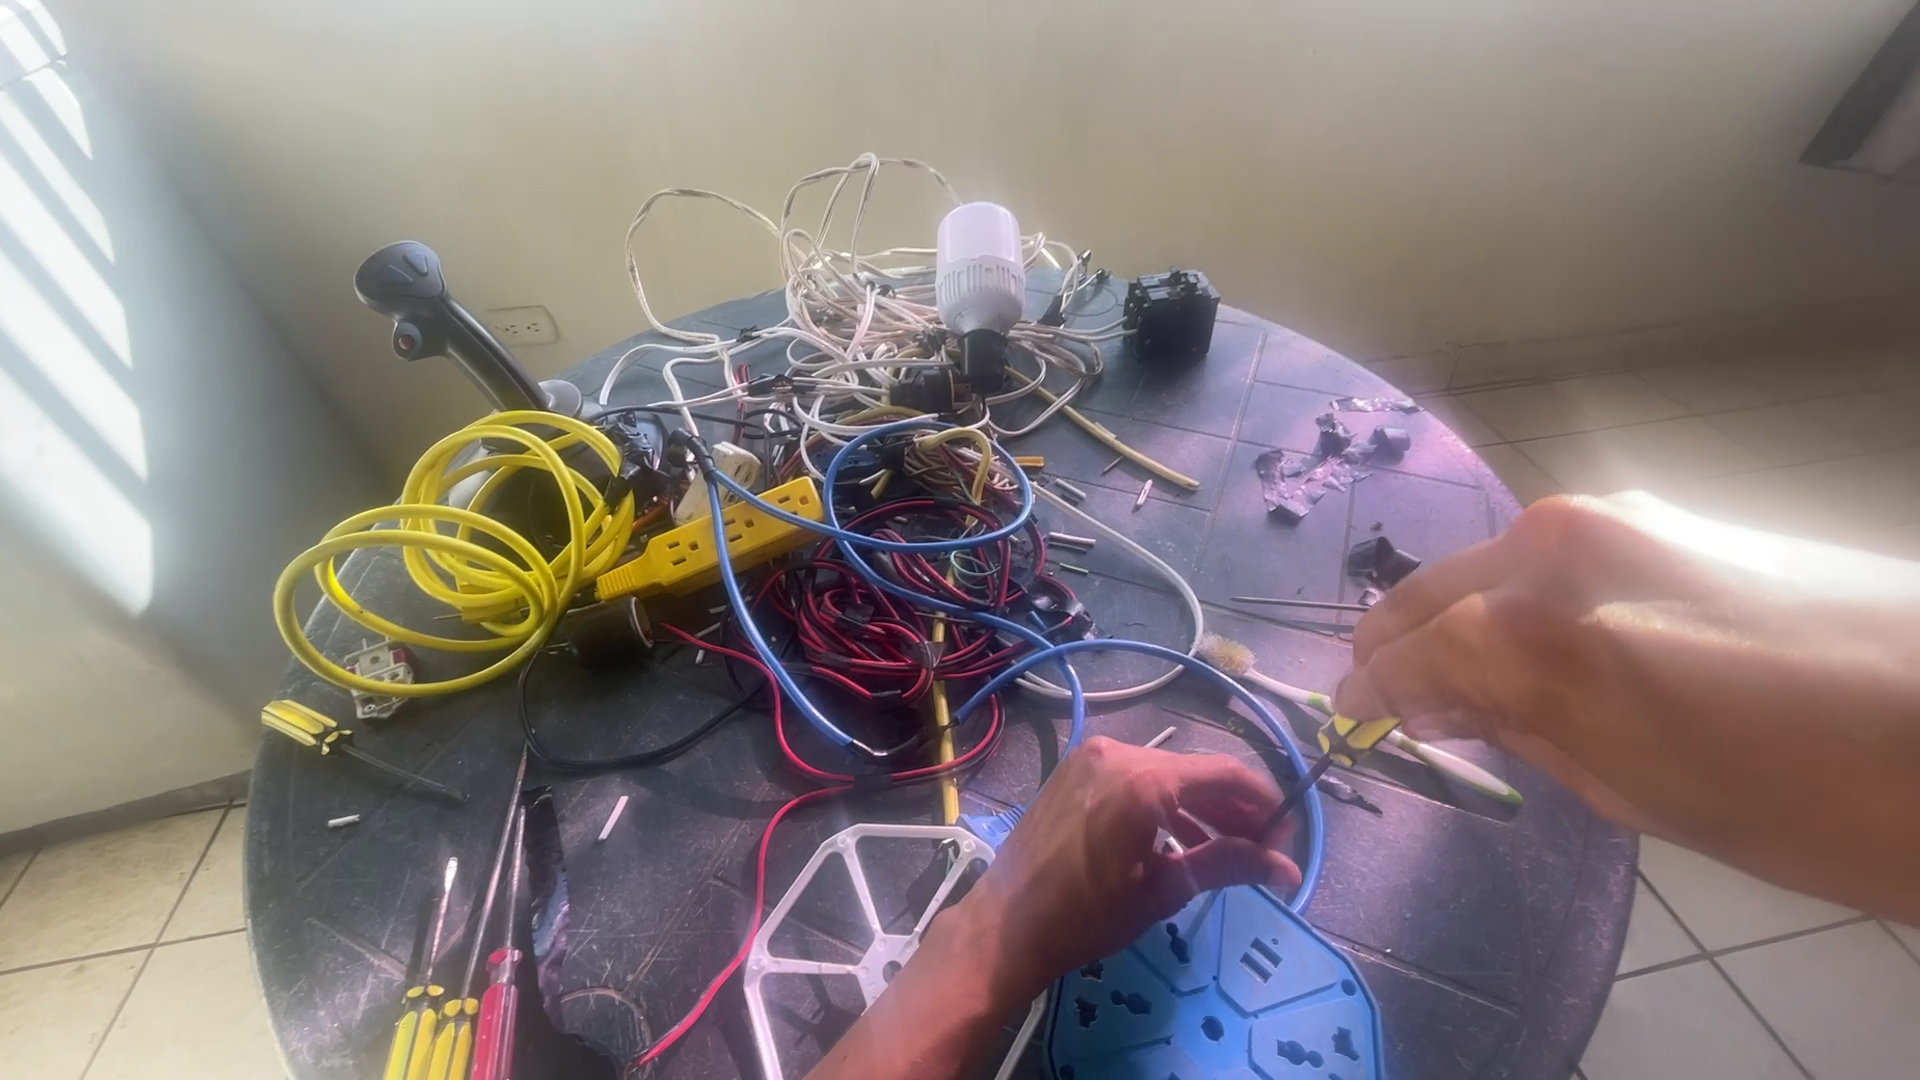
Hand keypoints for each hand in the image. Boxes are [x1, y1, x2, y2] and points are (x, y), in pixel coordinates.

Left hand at [955, 736, 1299, 1004]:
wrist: (1008, 921)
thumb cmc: (1086, 914)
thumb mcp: (1162, 891)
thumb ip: (1225, 865)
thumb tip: (1285, 868)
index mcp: (1142, 780)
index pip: (1223, 773)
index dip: (1263, 803)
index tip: (1285, 837)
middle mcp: (1117, 753)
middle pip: (1194, 771)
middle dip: (1233, 808)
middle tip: (1262, 849)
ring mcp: (1091, 757)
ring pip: (1164, 773)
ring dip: (1199, 807)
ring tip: (1227, 850)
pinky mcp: (1076, 769)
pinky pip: (1133, 777)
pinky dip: (1162, 803)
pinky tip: (1179, 841)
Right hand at [1335, 493, 1919, 920]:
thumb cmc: (1816, 799)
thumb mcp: (1636, 792)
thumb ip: (1512, 731)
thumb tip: (1436, 706)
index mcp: (1524, 634)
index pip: (1401, 660)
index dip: (1368, 697)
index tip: (1352, 719)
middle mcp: (1540, 551)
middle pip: (1420, 595)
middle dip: (1392, 648)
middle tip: (1391, 696)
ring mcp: (1597, 518)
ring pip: (1476, 569)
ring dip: (1452, 619)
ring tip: (1469, 674)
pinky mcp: (1651, 509)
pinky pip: (1539, 556)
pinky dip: (1513, 597)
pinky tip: (1543, 637)